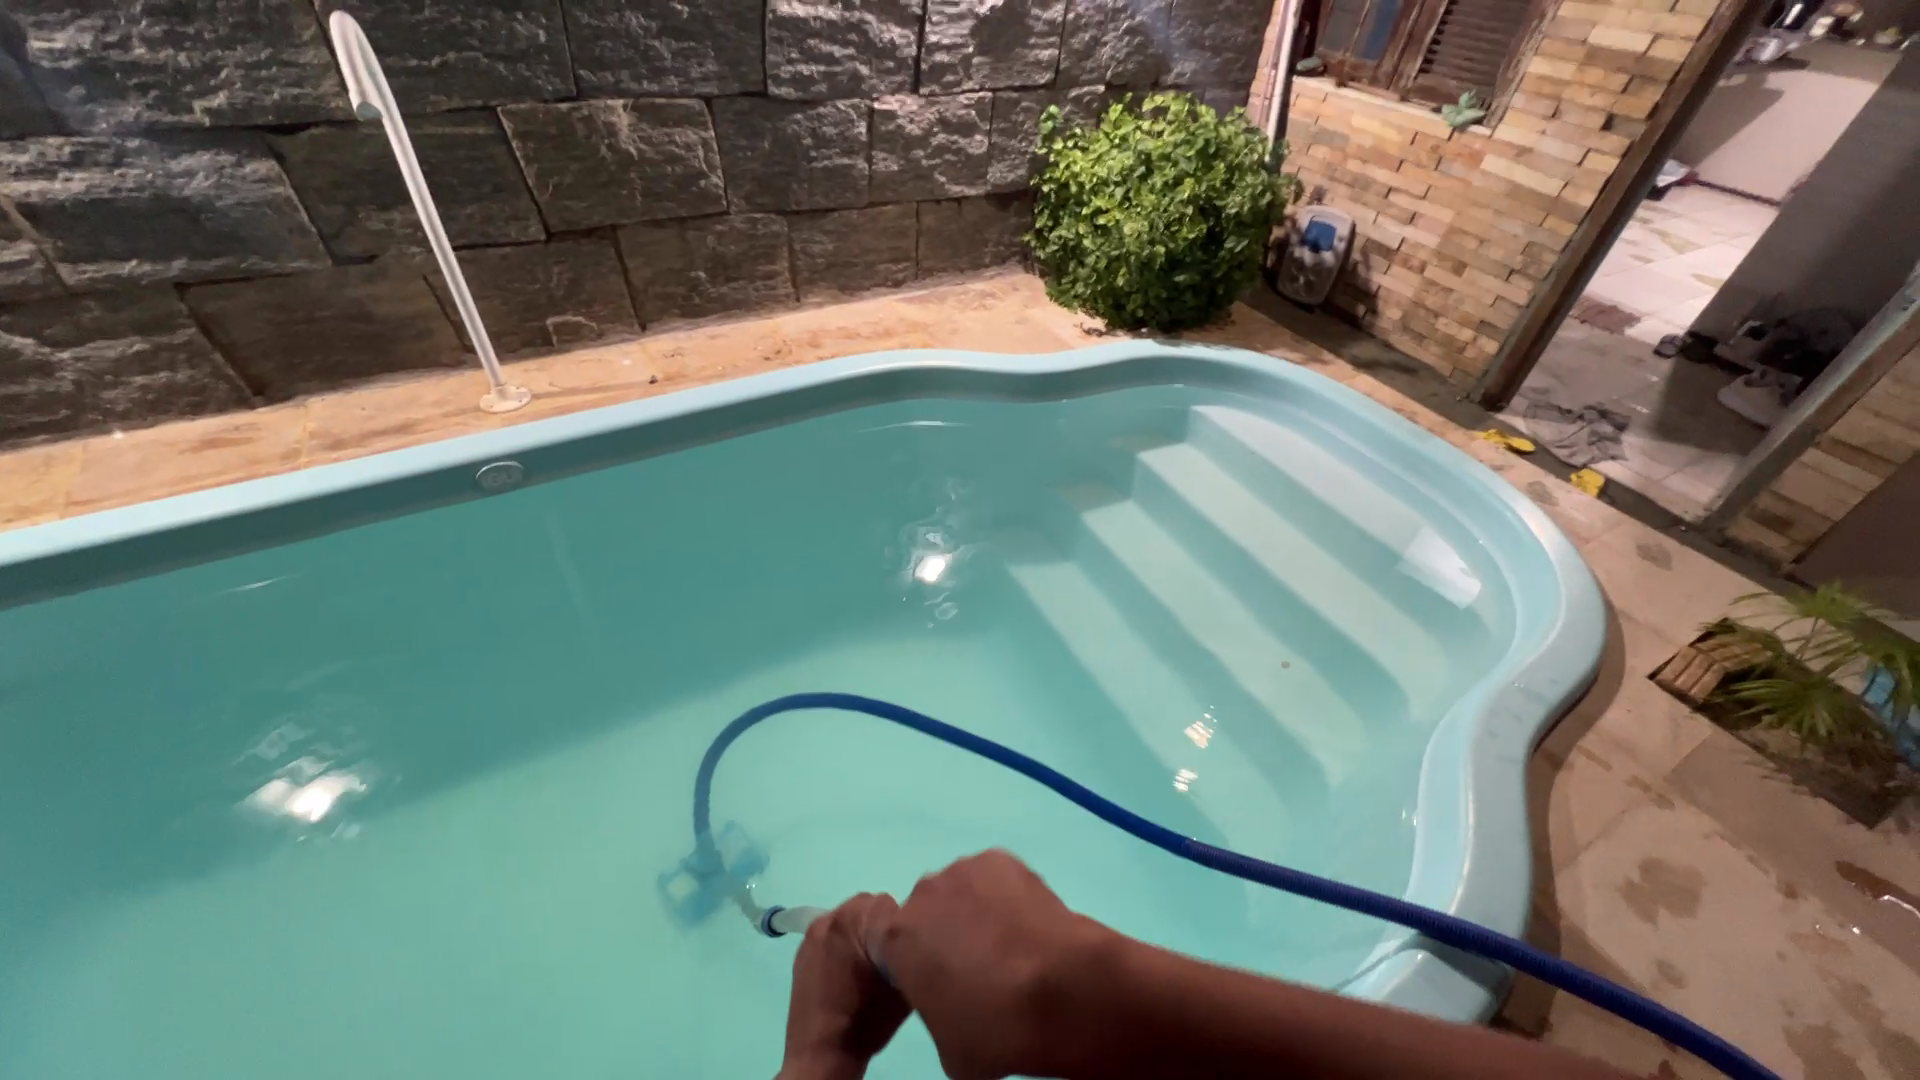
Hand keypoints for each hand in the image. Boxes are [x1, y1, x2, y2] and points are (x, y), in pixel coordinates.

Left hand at [778, 893, 910, 1079]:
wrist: (824, 1051)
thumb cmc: (869, 1017)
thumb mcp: (902, 980)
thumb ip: (907, 945)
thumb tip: (910, 934)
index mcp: (856, 919)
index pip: (888, 903)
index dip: (898, 924)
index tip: (901, 945)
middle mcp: (832, 917)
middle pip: (865, 905)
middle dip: (877, 923)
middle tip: (883, 953)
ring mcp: (813, 933)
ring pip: (847, 917)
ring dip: (857, 930)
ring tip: (863, 962)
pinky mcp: (802, 949)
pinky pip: (829, 933)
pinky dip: (839, 942)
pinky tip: (844, 969)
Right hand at [874, 850, 1123, 1079]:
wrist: (1059, 989)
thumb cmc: (995, 1027)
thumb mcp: (948, 1047)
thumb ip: (934, 1010)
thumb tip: (950, 1003)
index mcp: (899, 938)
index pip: (885, 936)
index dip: (908, 953)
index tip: (930, 972)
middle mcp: (924, 893)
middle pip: (927, 909)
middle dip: (944, 930)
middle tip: (976, 963)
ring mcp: (964, 870)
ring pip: (962, 889)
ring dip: (976, 909)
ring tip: (1008, 942)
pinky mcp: (1001, 859)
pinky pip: (994, 876)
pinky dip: (1006, 895)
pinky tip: (1027, 923)